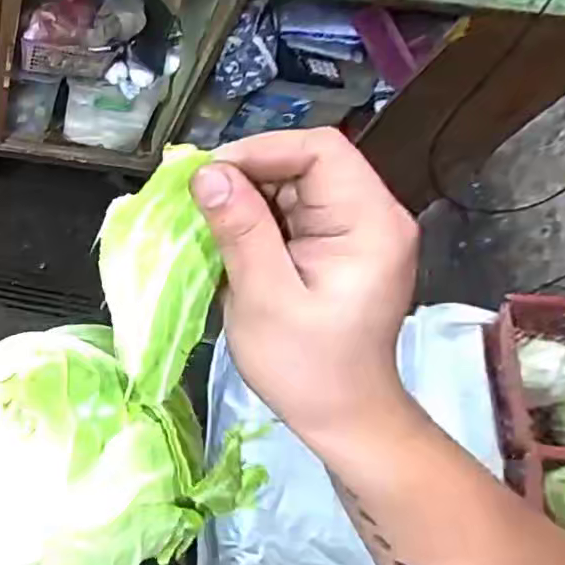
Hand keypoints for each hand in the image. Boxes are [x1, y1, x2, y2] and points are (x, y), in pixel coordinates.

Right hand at [190, 130, 419, 440]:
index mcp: (368, 222)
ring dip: (244, 198)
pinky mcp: (333, 249)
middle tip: (194, 201)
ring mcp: (353, 232)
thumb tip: (206, 174)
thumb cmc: (304, 364)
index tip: (206, 177)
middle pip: (304, 164)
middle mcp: (369, 215)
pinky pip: (289, 215)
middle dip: (245, 175)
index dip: (259, 151)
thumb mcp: (263, 296)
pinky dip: (252, 220)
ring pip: (291, 187)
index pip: (318, 151)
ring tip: (203, 222)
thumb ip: (239, 230)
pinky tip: (224, 239)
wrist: (340, 414)